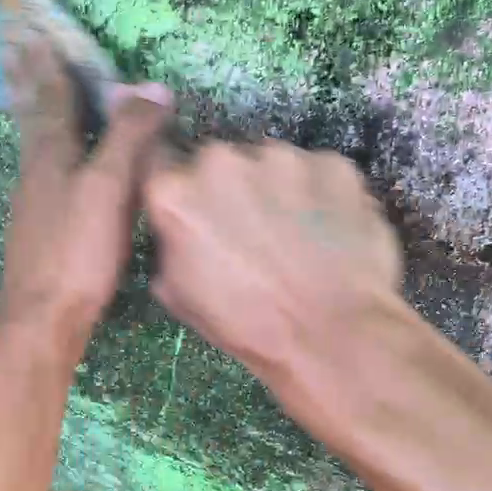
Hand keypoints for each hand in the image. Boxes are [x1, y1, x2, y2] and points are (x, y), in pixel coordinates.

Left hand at [0, 40, 172, 358]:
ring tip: (29, 89)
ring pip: (33, 141)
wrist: (42, 320)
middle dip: (26, 74)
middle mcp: (35, 170)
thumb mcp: (109, 189)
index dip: (48, 58)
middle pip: (30, 112)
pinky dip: (46, 147)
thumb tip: (153, 86)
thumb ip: (129, 137)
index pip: (50, 93)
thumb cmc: (76, 252)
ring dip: (32, 108)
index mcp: (51, 153)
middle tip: (11, 43)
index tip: (35, 25)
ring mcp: (32, 201)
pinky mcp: (38, 228)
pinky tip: (53, 164)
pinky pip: (41, 169)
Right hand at [143, 140, 411, 434]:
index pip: (160, 161)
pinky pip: (317, 173)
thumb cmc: (243, 323)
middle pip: (218, 161)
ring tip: (294, 237)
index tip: (194, 207)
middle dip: (229, 188)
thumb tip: (179, 227)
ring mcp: (280, 156)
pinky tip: (329, 233)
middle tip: (249, 230)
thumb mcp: (176, 293)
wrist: (330, 334)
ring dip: (275, 189)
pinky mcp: (331, 162)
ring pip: (270, 164)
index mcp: (175, 192)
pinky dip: (320, 196)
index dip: (179, 185)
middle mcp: (221, 159)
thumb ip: (169, 243)